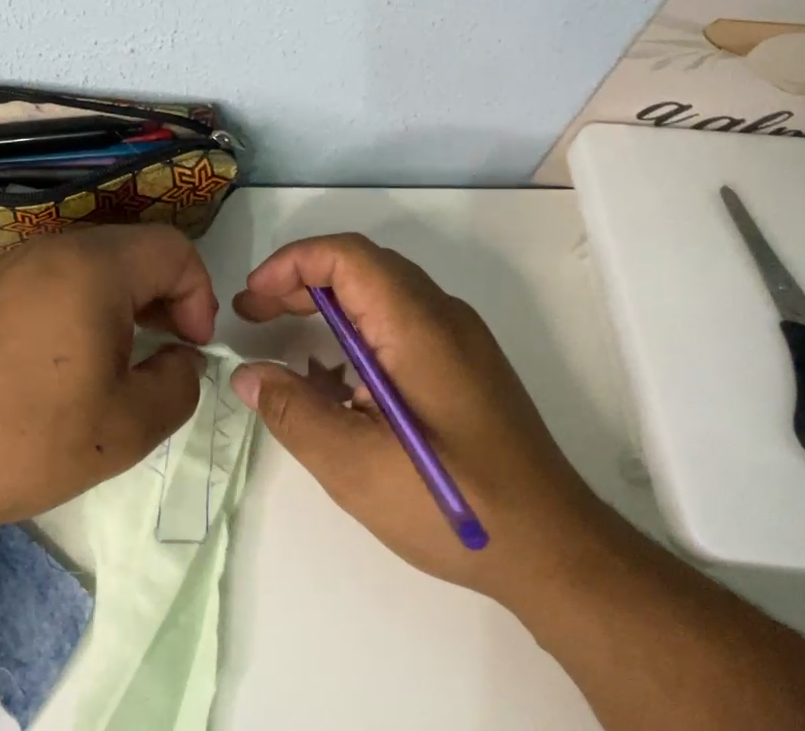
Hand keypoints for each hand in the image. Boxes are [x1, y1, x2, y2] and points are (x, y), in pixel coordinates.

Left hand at [0, 225, 216, 546]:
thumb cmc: (28, 442)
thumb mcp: (129, 427)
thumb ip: (180, 382)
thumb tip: (180, 356)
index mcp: (91, 268)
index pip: (173, 248)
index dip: (199, 295)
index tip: (190, 348)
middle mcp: (48, 250)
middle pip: (131, 249)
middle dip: (163, 295)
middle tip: (162, 352)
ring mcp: (6, 267)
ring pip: (89, 263)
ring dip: (120, 301)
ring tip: (117, 360)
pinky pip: (49, 280)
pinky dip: (78, 306)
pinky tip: (65, 362)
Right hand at [231, 234, 615, 601]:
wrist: (556, 549)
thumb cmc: (453, 504)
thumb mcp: (354, 465)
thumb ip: (292, 412)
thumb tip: (248, 374)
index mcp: (418, 326)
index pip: (347, 255)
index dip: (291, 264)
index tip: (251, 299)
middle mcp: (444, 318)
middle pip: (363, 268)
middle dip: (301, 282)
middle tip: (254, 316)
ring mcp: (461, 342)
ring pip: (382, 295)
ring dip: (328, 307)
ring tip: (284, 342)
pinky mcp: (466, 369)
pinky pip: (401, 325)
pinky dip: (356, 333)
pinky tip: (337, 382)